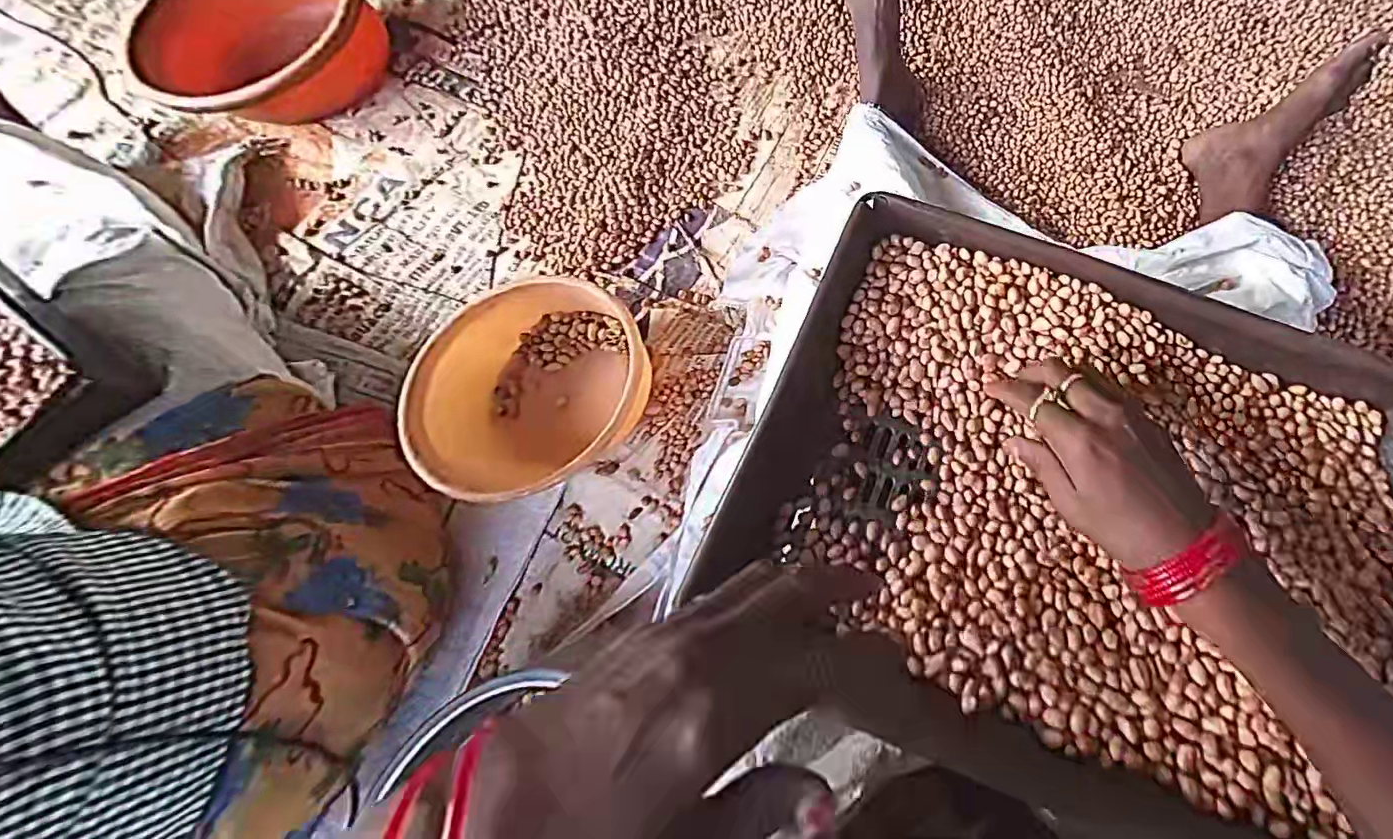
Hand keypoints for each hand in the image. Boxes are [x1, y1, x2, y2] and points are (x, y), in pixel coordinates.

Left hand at [468, 560, 874, 838]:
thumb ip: (761, 810)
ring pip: (754, 581)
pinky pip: (722, 592)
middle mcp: (700, 653)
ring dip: (798, 578)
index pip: (815, 665)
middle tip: (874, 588)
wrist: (500, 801)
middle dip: (837, 585)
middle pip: (787, 595)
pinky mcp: (650, 628)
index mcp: (716, 714)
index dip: (861, 659)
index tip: (892, 660)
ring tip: (831, 586)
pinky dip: (760, 587)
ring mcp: (673, 632)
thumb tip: (827, 800)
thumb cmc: (597, 836)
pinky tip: (769, 602)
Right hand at [982, 359, 1215, 570]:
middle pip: (1061, 372)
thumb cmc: (1119, 530)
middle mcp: (1105, 417)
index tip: (992, 386)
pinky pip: (1109, 388)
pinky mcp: (1147, 418)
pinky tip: (1076, 399)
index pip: (1035, 400)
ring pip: (1087, 373)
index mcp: (1080, 441)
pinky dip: (1085, 384)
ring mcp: (1130, 414)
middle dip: (1032, 370)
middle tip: (1014, 378)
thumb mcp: (1070, 504)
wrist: (1183, 540)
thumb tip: (1015, 440)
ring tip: (1042, 383)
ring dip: (1059, 372)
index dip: (1008, 390)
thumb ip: (1042, 464)